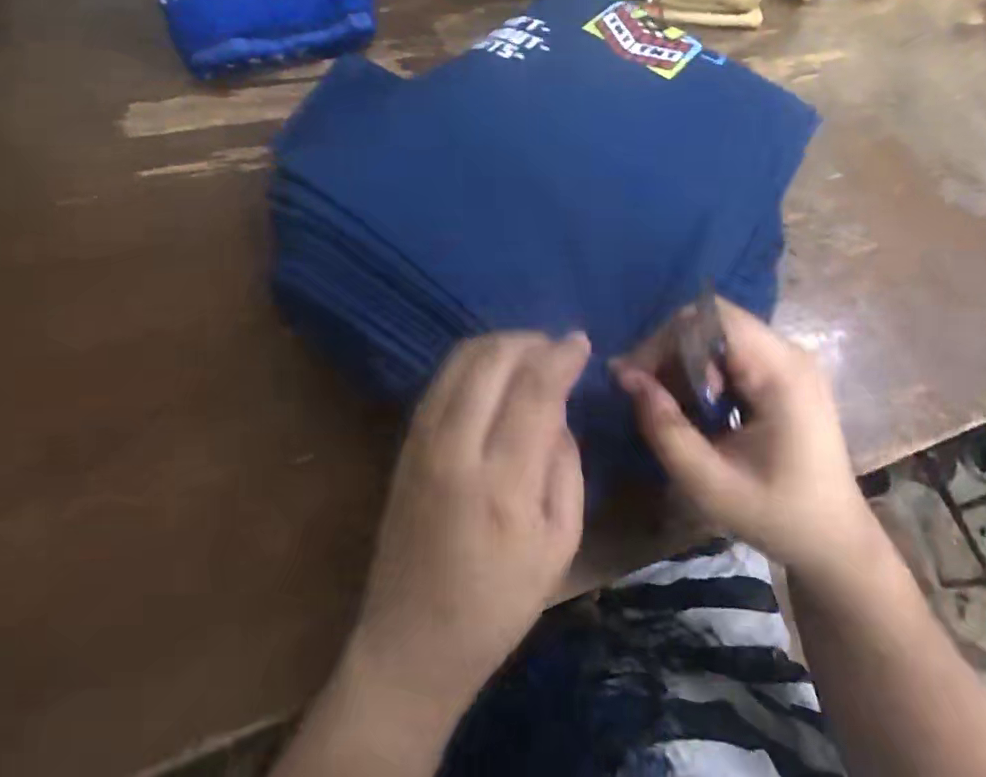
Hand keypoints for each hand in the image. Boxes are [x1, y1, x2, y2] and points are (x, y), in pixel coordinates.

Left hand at [347, 332, 589, 714]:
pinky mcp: (404, 448)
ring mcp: (421, 445)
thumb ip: (565, 468)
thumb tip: (559, 413)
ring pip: (459, 363)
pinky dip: (472, 364)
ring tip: (529, 354)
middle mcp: (455, 452)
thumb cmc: (499, 604)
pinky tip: (494, 374)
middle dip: (529, 341)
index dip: (560, 357)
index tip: (581, 343)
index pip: (534, 391)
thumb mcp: (559, 544)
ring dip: (498, 346)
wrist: (411, 643)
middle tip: (557, 347)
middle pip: (491, 361)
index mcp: (502, 484)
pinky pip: (440, 383)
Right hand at [611, 300, 875, 578]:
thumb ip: (665, 427)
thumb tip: (626, 376)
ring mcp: (792, 362)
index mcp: (781, 372)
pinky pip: (735, 354)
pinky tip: (699, 411)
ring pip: (721, 336)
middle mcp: (790, 353)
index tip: (637, 380)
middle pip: (715, 323)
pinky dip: (706, 374)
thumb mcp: (709, 482)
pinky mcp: (787, 375)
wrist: (836, 540)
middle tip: (646, 395)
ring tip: (671, 408)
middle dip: (671, 353)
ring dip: (687, 364)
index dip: (667, 340)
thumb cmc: (777, 515)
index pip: (712, 319)